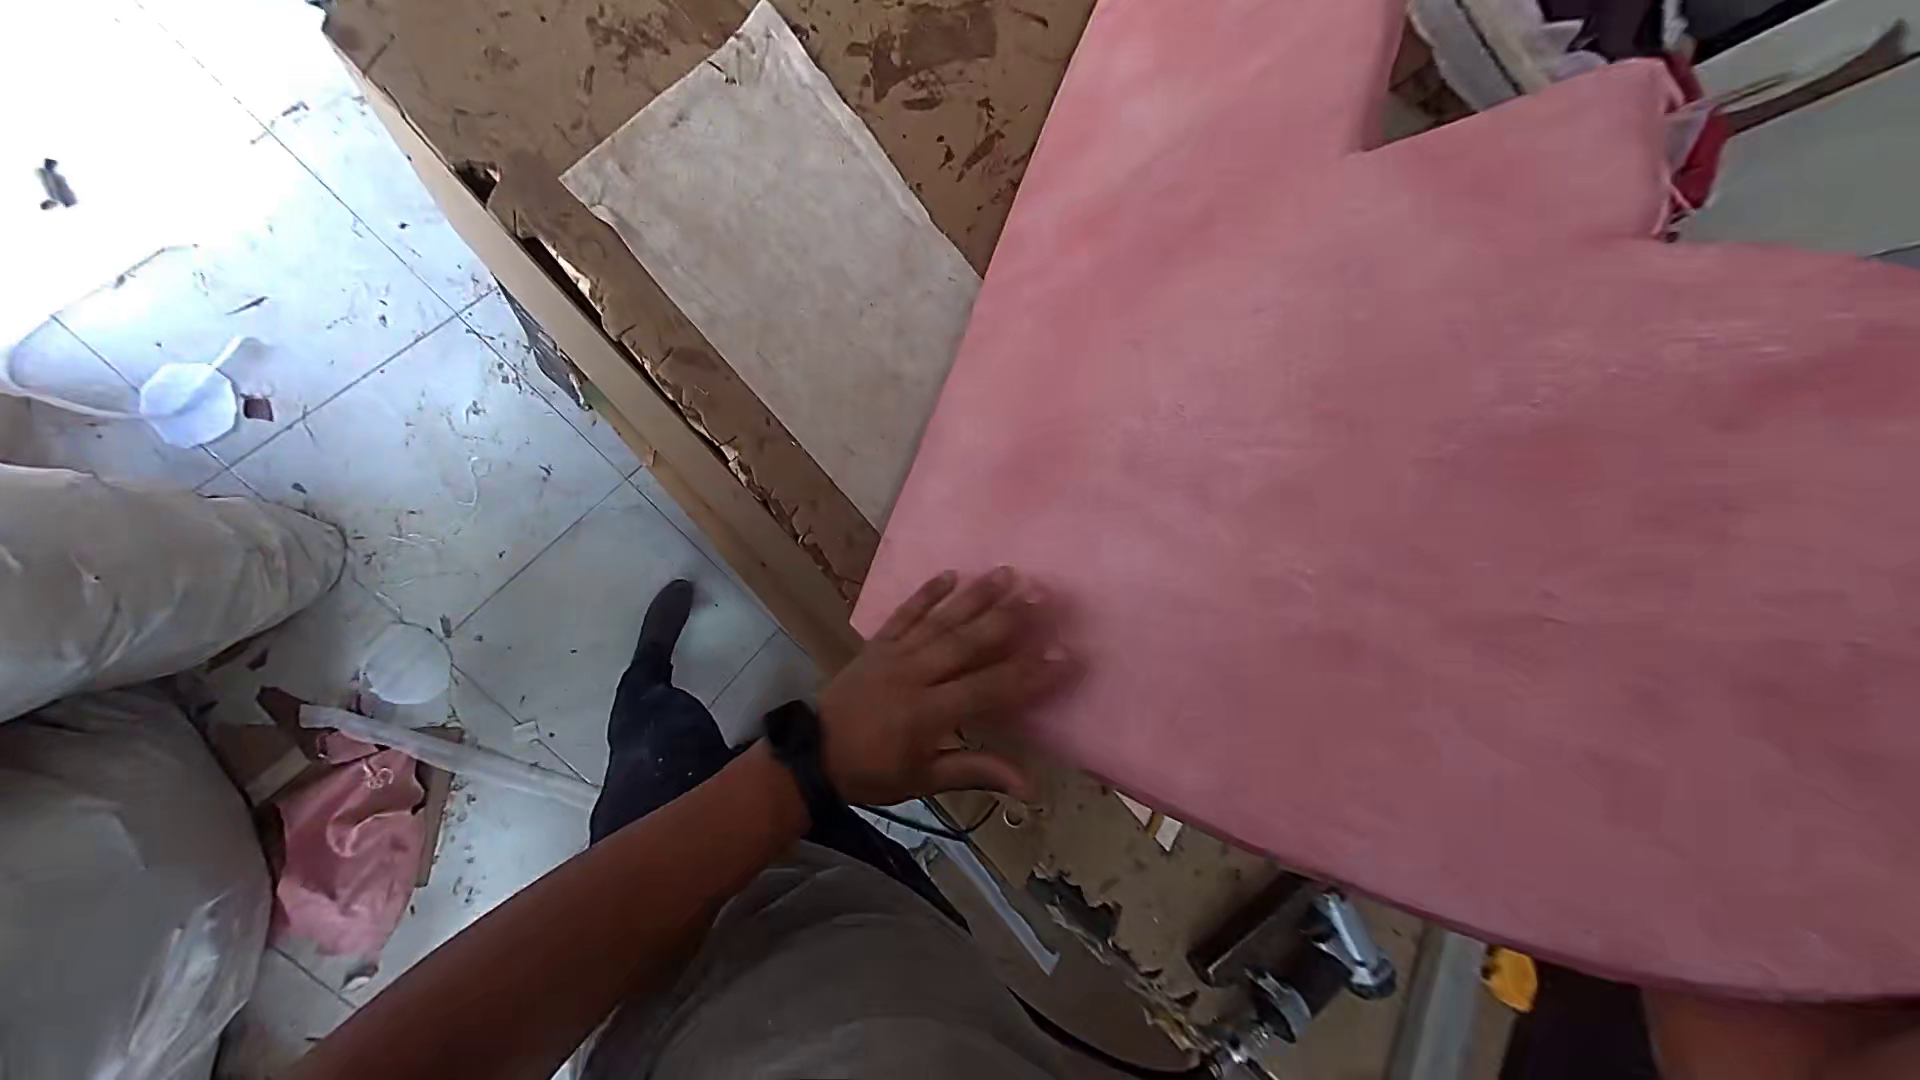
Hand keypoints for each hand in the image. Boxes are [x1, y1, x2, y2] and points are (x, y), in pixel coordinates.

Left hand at [817, 567, 1072, 806]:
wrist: (813, 753)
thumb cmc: (873, 771)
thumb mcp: (923, 780)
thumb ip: (974, 772)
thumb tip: (1029, 785)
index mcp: (928, 713)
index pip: (988, 688)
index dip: (1028, 673)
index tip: (1063, 655)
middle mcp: (915, 675)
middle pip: (967, 642)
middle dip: (1007, 617)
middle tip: (1042, 593)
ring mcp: (894, 653)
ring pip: (941, 621)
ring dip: (975, 596)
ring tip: (1006, 573)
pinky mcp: (878, 643)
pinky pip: (904, 613)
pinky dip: (926, 593)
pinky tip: (950, 573)